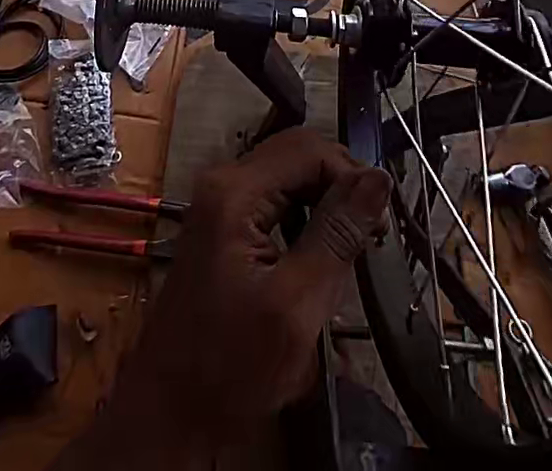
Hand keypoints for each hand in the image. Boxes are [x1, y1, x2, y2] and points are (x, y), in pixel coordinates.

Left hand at [53, 128, 391, 468]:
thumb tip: (376, 178)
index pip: (307, 149)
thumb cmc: (231, 363)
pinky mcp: (225, 226)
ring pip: (288, 177)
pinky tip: (323, 254)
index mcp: (234, 191)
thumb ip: (337, 234)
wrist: (172, 404)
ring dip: (326, 204)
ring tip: (354, 248)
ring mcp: (220, 204)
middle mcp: (223, 183)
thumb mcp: (296, 302)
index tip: (379, 223)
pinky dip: (306, 218)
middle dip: (340, 185)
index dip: (351, 175)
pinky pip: (275, 201)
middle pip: (296, 156)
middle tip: (371, 236)